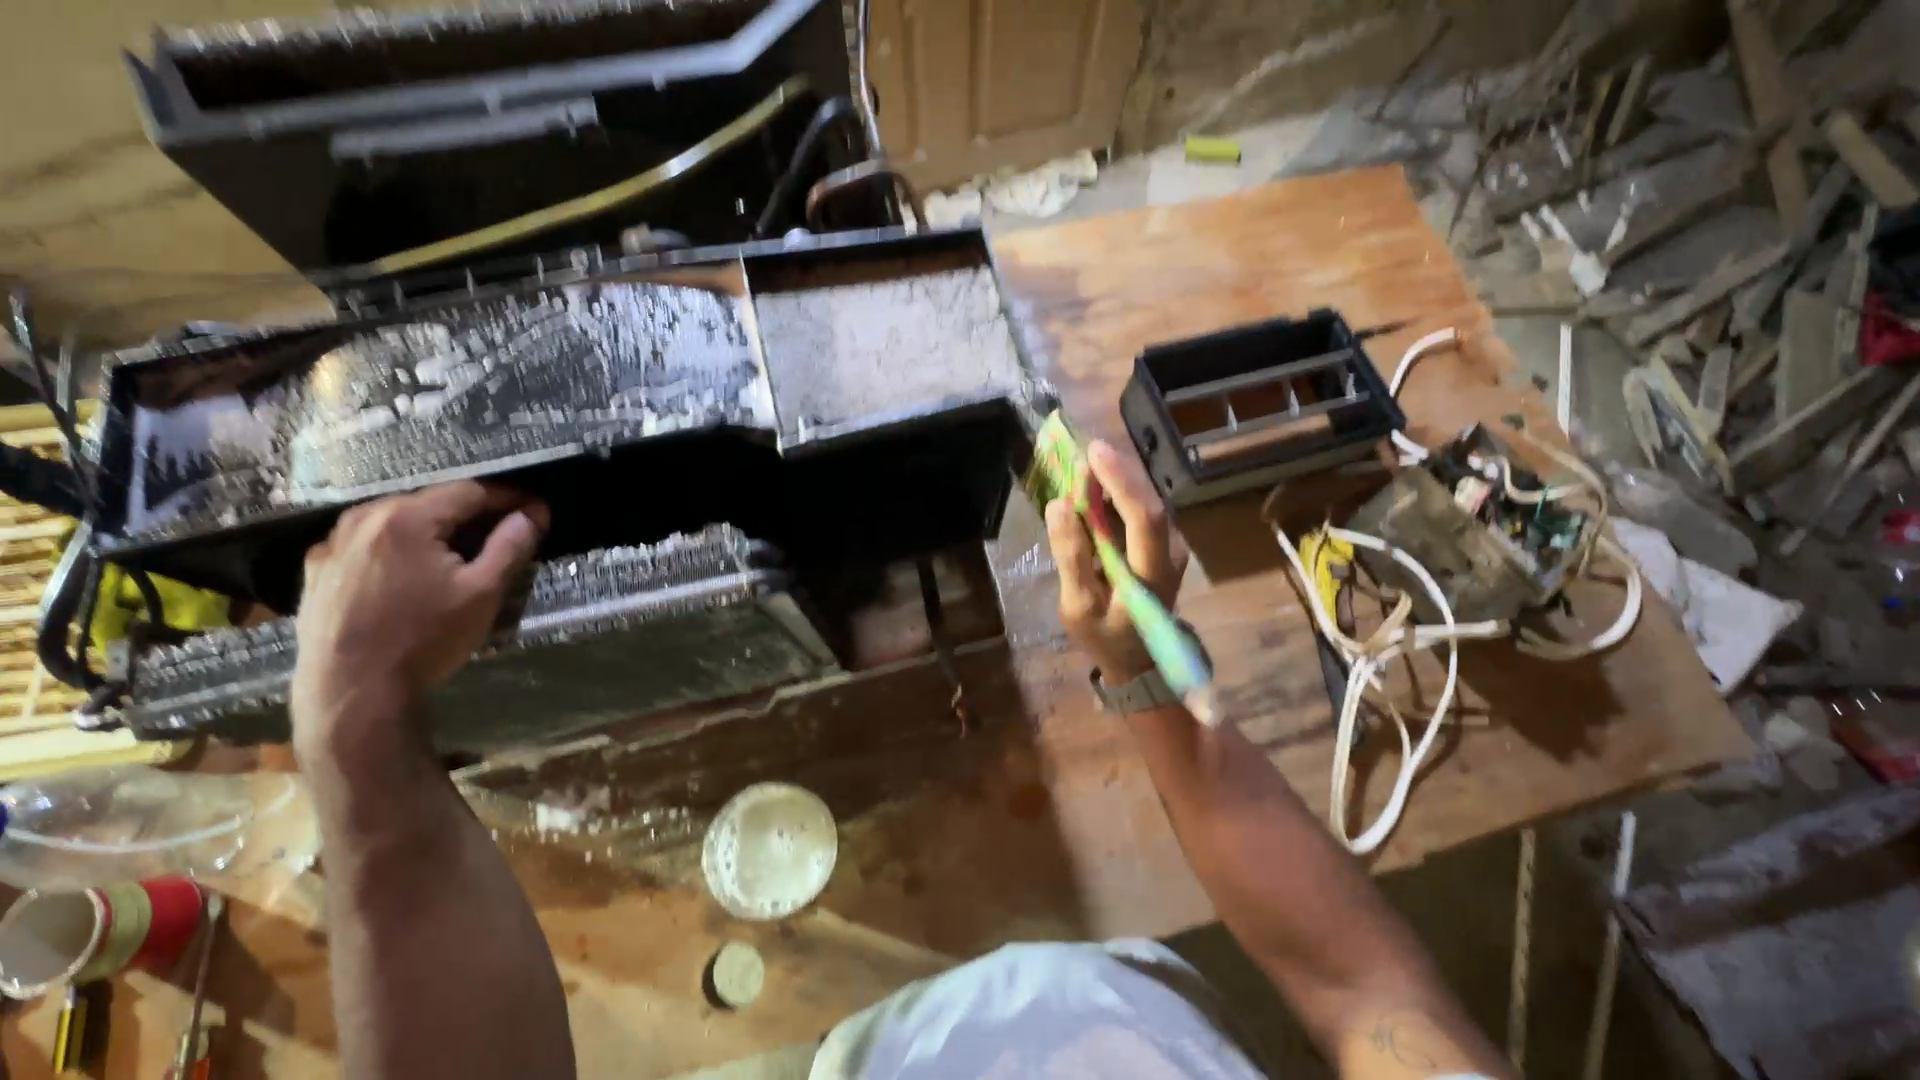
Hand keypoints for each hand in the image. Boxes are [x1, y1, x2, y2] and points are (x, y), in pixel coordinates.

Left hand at [291, 481, 548, 757]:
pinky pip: (366, 545)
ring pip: (396, 521)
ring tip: (456, 554)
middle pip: (431, 503)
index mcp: (407, 518)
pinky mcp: (317, 570)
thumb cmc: (424, 638)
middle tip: (501, 535)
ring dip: (431, 531)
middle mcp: (364, 518)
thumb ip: (510, 547)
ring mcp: (333, 544)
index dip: (508, 499)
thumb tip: (532, 514)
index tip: (535, 512)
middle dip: (470, 515)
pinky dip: (395, 550)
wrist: (352, 691)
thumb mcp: (482, 593)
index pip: (470, 491)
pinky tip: (408, 574)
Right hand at [1044, 439, 1189, 682]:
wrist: (1137, 659)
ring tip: (1087, 461)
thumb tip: (1059, 506)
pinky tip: (1097, 482)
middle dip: (1119, 471)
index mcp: (1153, 574)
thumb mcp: (1078, 607)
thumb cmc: (1104, 636)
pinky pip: (1141, 509)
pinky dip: (1118, 492)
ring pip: (1148, 500)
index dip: (1121, 482)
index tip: (1093, 454)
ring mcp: (1170, 546)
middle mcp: (1171, 553)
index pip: (1146, 518)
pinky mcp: (1161, 543)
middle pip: (1150, 501)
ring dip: (1118, 478)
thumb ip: (1072, 557)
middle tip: (1086, 448)